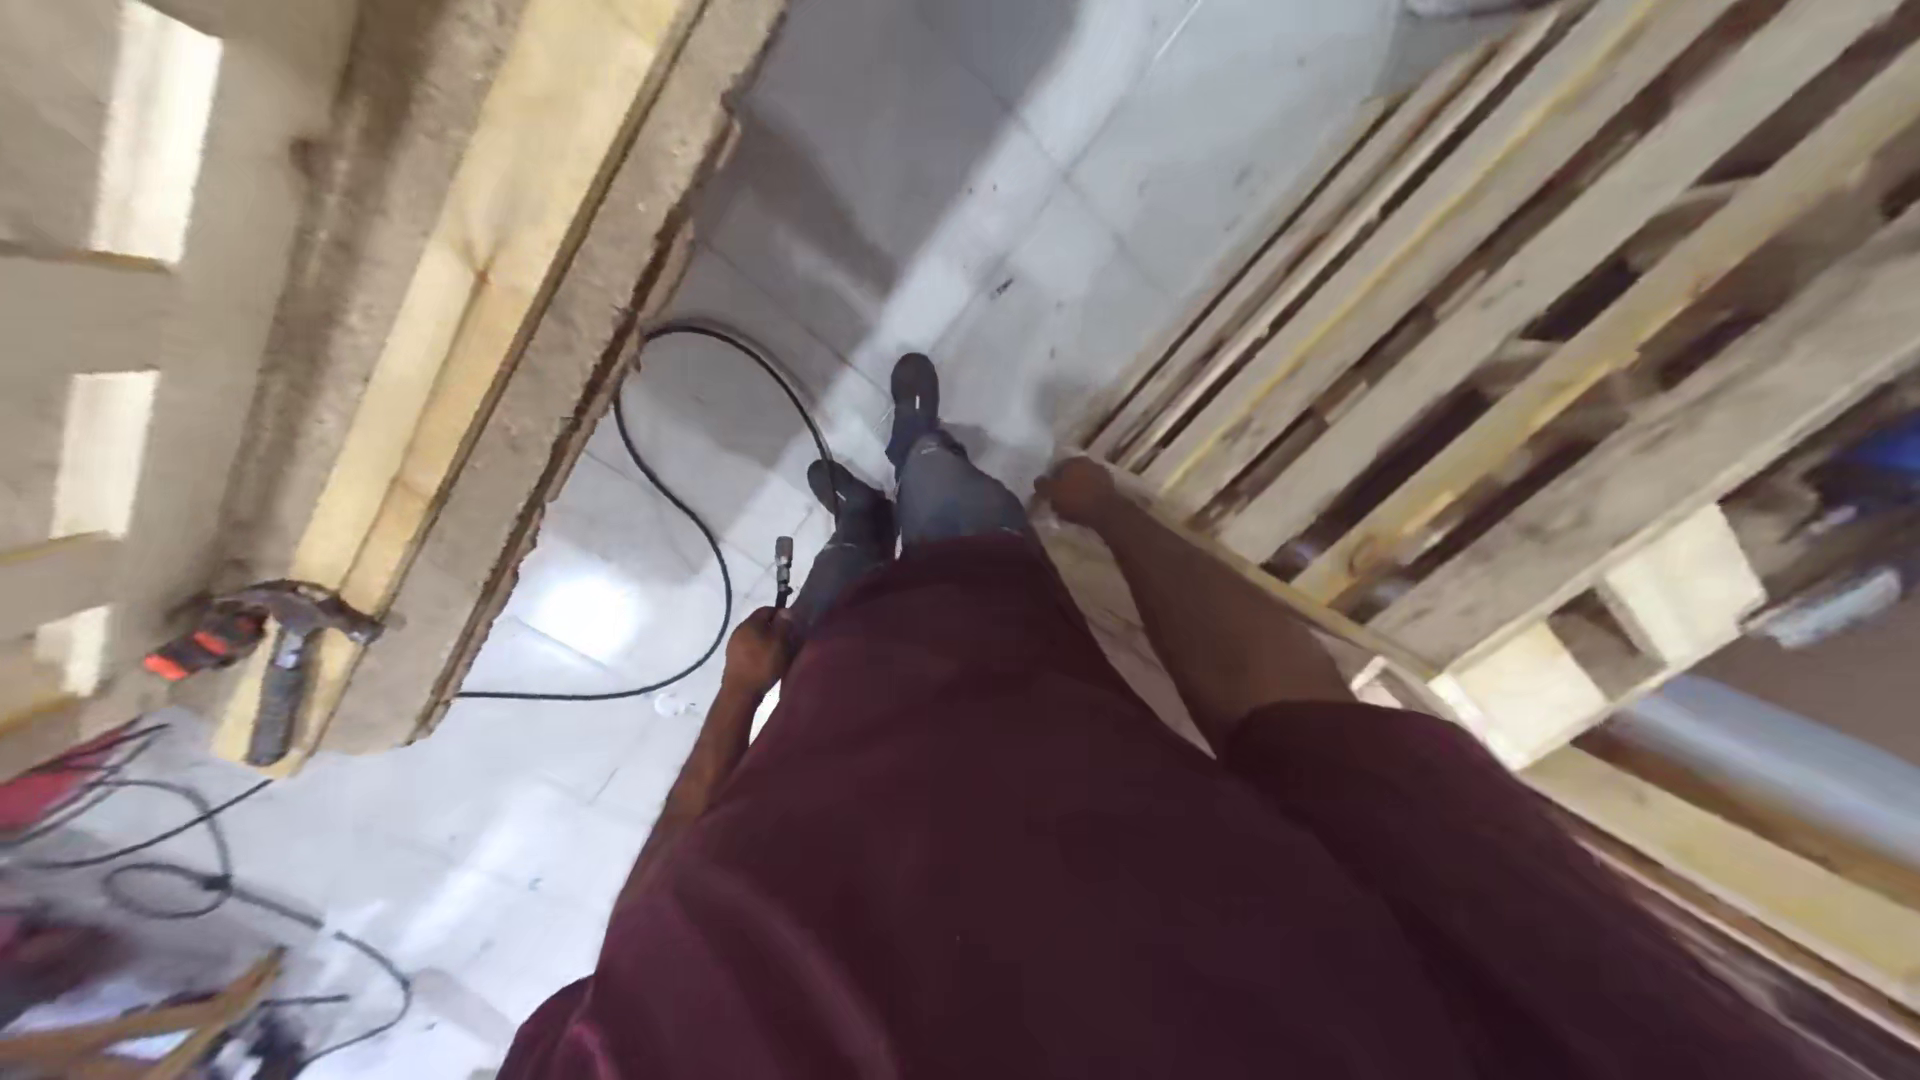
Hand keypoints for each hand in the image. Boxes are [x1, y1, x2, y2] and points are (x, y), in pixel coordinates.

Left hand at [722, 607, 793, 695]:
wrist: (740, 692)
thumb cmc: (763, 664)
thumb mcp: (780, 642)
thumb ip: (784, 624)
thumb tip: (785, 610)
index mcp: (750, 623)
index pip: (767, 609)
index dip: (782, 614)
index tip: (793, 625)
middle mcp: (739, 630)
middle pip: (761, 623)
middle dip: (775, 629)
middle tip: (789, 640)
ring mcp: (734, 645)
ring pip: (756, 636)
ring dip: (768, 641)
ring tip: (779, 653)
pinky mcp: (734, 659)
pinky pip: (750, 648)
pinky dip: (760, 651)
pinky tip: (767, 662)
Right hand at [1038, 456, 1121, 528]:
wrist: (1105, 512)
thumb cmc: (1076, 499)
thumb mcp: (1052, 492)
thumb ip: (1042, 485)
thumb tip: (1038, 480)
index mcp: (1074, 460)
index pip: (1056, 467)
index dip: (1050, 481)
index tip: (1047, 493)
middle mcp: (1089, 463)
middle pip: (1070, 475)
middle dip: (1063, 486)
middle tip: (1056, 501)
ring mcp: (1101, 474)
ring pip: (1081, 484)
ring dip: (1074, 493)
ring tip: (1068, 509)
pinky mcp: (1110, 488)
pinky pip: (1091, 492)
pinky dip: (1085, 499)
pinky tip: (1081, 510)